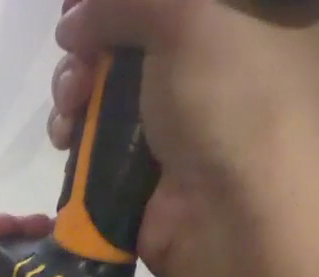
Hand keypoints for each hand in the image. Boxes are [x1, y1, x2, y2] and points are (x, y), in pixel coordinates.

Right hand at [47, 0, 318, 274]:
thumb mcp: (185, 13)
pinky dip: (75, 128)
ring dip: (74, 87)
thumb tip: (73, 21)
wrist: (235, 213)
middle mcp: (219, 48)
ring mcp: (181, 107)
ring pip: (108, 78)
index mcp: (252, 4)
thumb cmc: (231, 98)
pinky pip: (99, 128)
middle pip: (133, 27)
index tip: (83, 6)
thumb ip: (123, 2)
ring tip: (70, 107)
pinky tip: (66, 137)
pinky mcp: (148, 156)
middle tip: (77, 58)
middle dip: (90, 40)